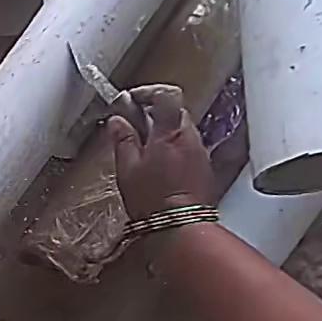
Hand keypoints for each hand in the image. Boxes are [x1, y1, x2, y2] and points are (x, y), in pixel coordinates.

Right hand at [108, 84, 214, 218]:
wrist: (179, 227)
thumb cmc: (151, 198)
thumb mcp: (127, 168)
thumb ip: (123, 140)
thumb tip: (117, 121)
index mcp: (170, 132)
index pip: (166, 95)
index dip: (148, 93)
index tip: (131, 102)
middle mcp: (190, 137)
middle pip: (175, 112)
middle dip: (154, 115)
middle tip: (133, 127)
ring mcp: (200, 152)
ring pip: (182, 130)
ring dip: (164, 134)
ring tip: (145, 151)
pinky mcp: (204, 168)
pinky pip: (188, 148)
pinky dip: (174, 150)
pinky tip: (160, 167)